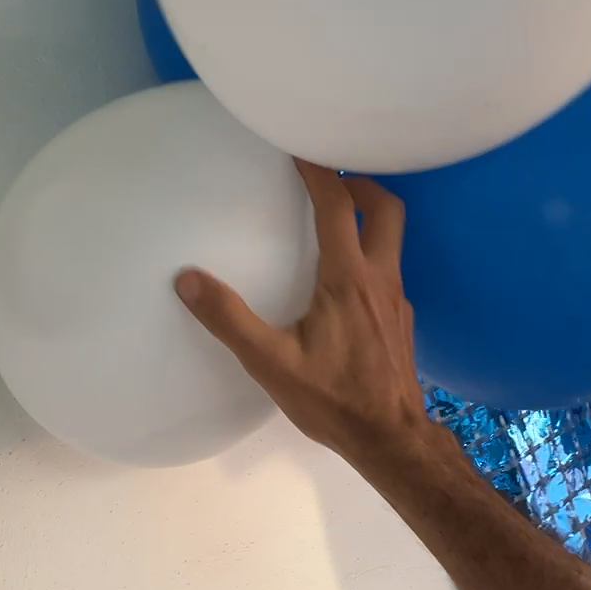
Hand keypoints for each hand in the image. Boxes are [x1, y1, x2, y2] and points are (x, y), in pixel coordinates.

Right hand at [175, 160, 440, 469]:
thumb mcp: (270, 363)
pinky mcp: (402, 323)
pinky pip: (391, 272)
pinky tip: (349, 284)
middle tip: (330, 180)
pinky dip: (372, 256)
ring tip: (337, 222)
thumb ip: (229, 320)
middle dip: (359, 183)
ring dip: (368, 218)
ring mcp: (398, 301)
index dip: (318, 172)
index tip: (299, 151)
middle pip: (385, 209)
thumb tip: (188, 280)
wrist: (390, 439)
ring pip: (393, 240)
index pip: (336, 206)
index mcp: (347, 279)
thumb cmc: (332, 401)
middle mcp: (381, 279)